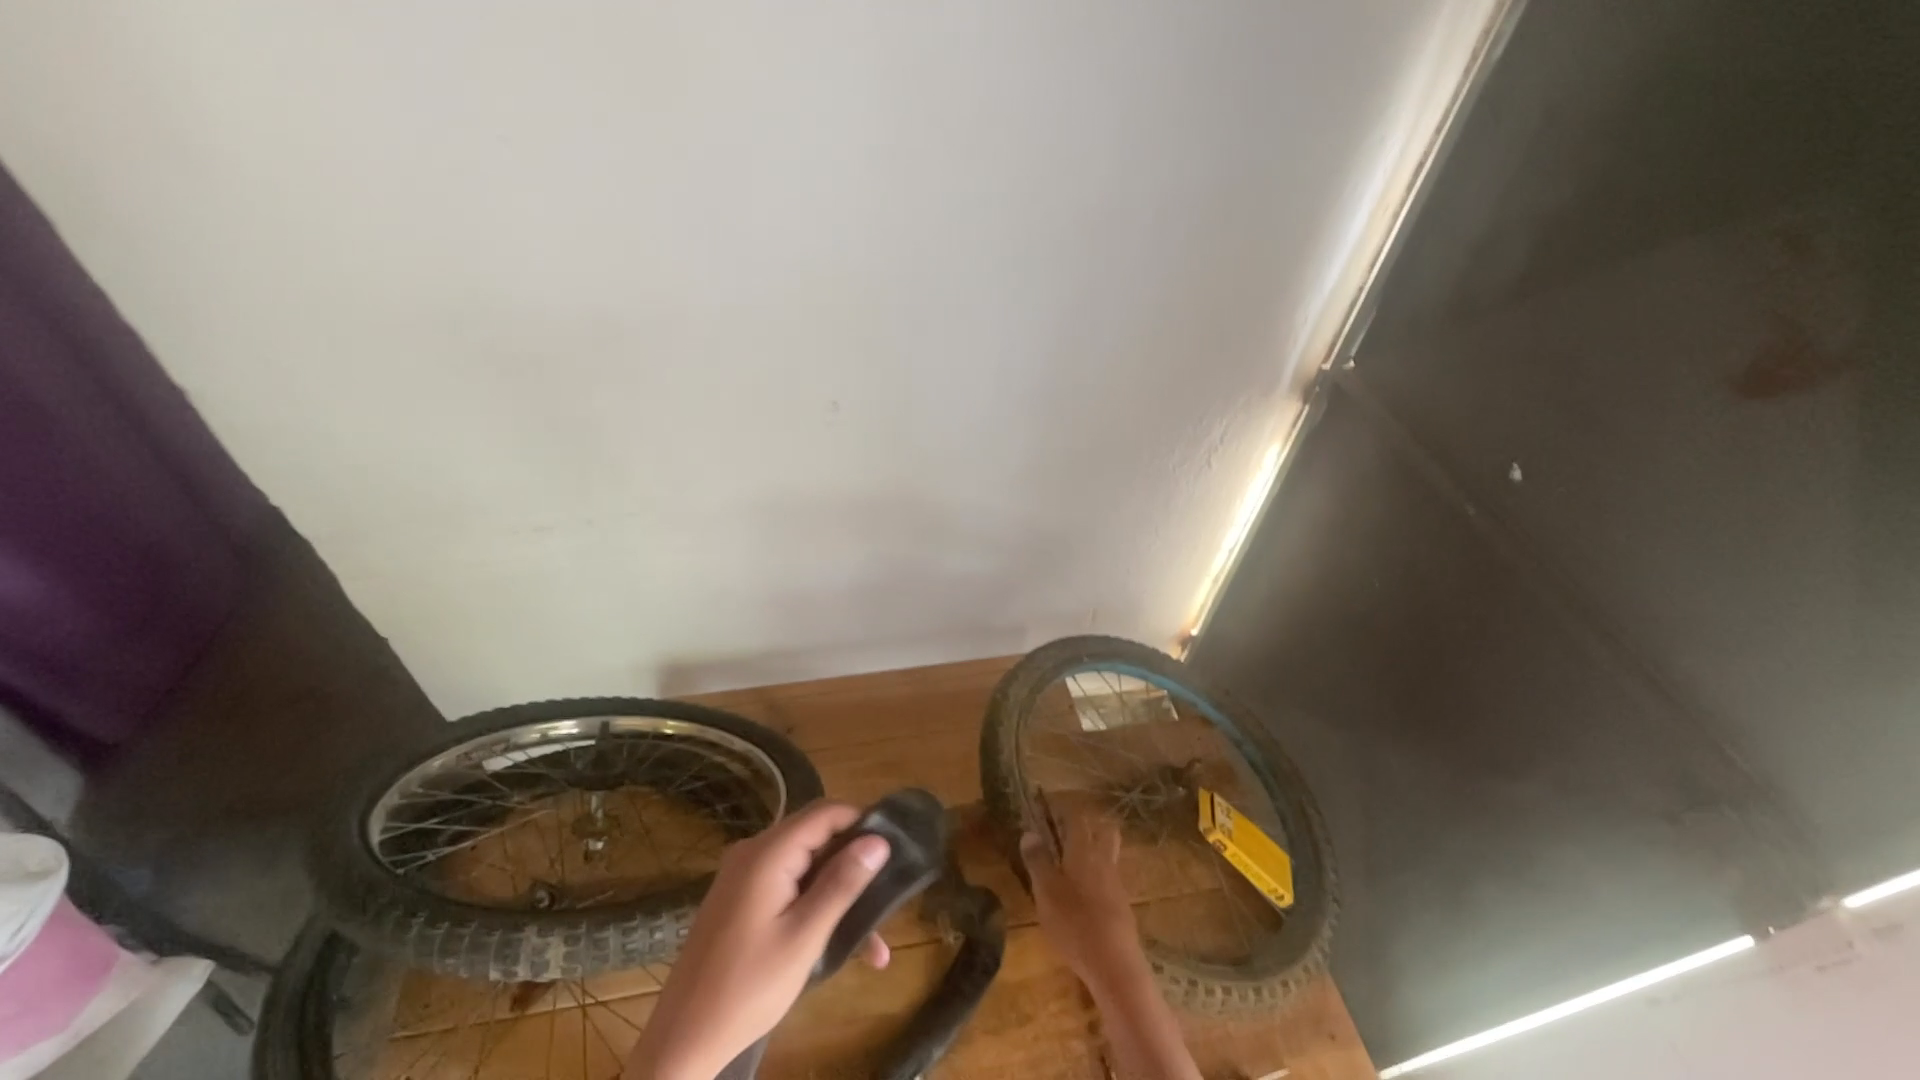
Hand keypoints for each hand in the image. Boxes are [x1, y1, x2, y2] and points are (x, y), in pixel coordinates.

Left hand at [625, 801, 890, 1079]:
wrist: (685, 1036)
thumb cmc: (749, 986)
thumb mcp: (805, 936)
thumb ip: (842, 884)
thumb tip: (879, 840)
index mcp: (767, 854)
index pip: (825, 813)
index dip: (863, 822)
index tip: (898, 849)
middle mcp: (752, 854)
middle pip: (815, 837)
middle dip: (854, 863)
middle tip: (890, 896)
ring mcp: (742, 878)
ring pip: (805, 867)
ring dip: (839, 894)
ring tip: (875, 943)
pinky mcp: (740, 901)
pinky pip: (787, 887)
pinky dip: (814, 907)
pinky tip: (842, 947)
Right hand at [1020, 812, 1146, 990]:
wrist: (1113, 962)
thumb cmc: (1073, 922)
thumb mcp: (1045, 892)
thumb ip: (1038, 861)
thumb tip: (1029, 832)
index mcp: (1083, 852)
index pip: (1077, 819)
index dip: (1065, 811)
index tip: (1051, 809)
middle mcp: (1104, 861)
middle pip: (1105, 832)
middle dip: (1090, 827)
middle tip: (1068, 834)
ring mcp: (1117, 884)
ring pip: (1109, 857)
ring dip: (1095, 854)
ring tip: (1071, 867)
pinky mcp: (1122, 906)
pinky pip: (1110, 881)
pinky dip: (1098, 879)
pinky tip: (1083, 898)